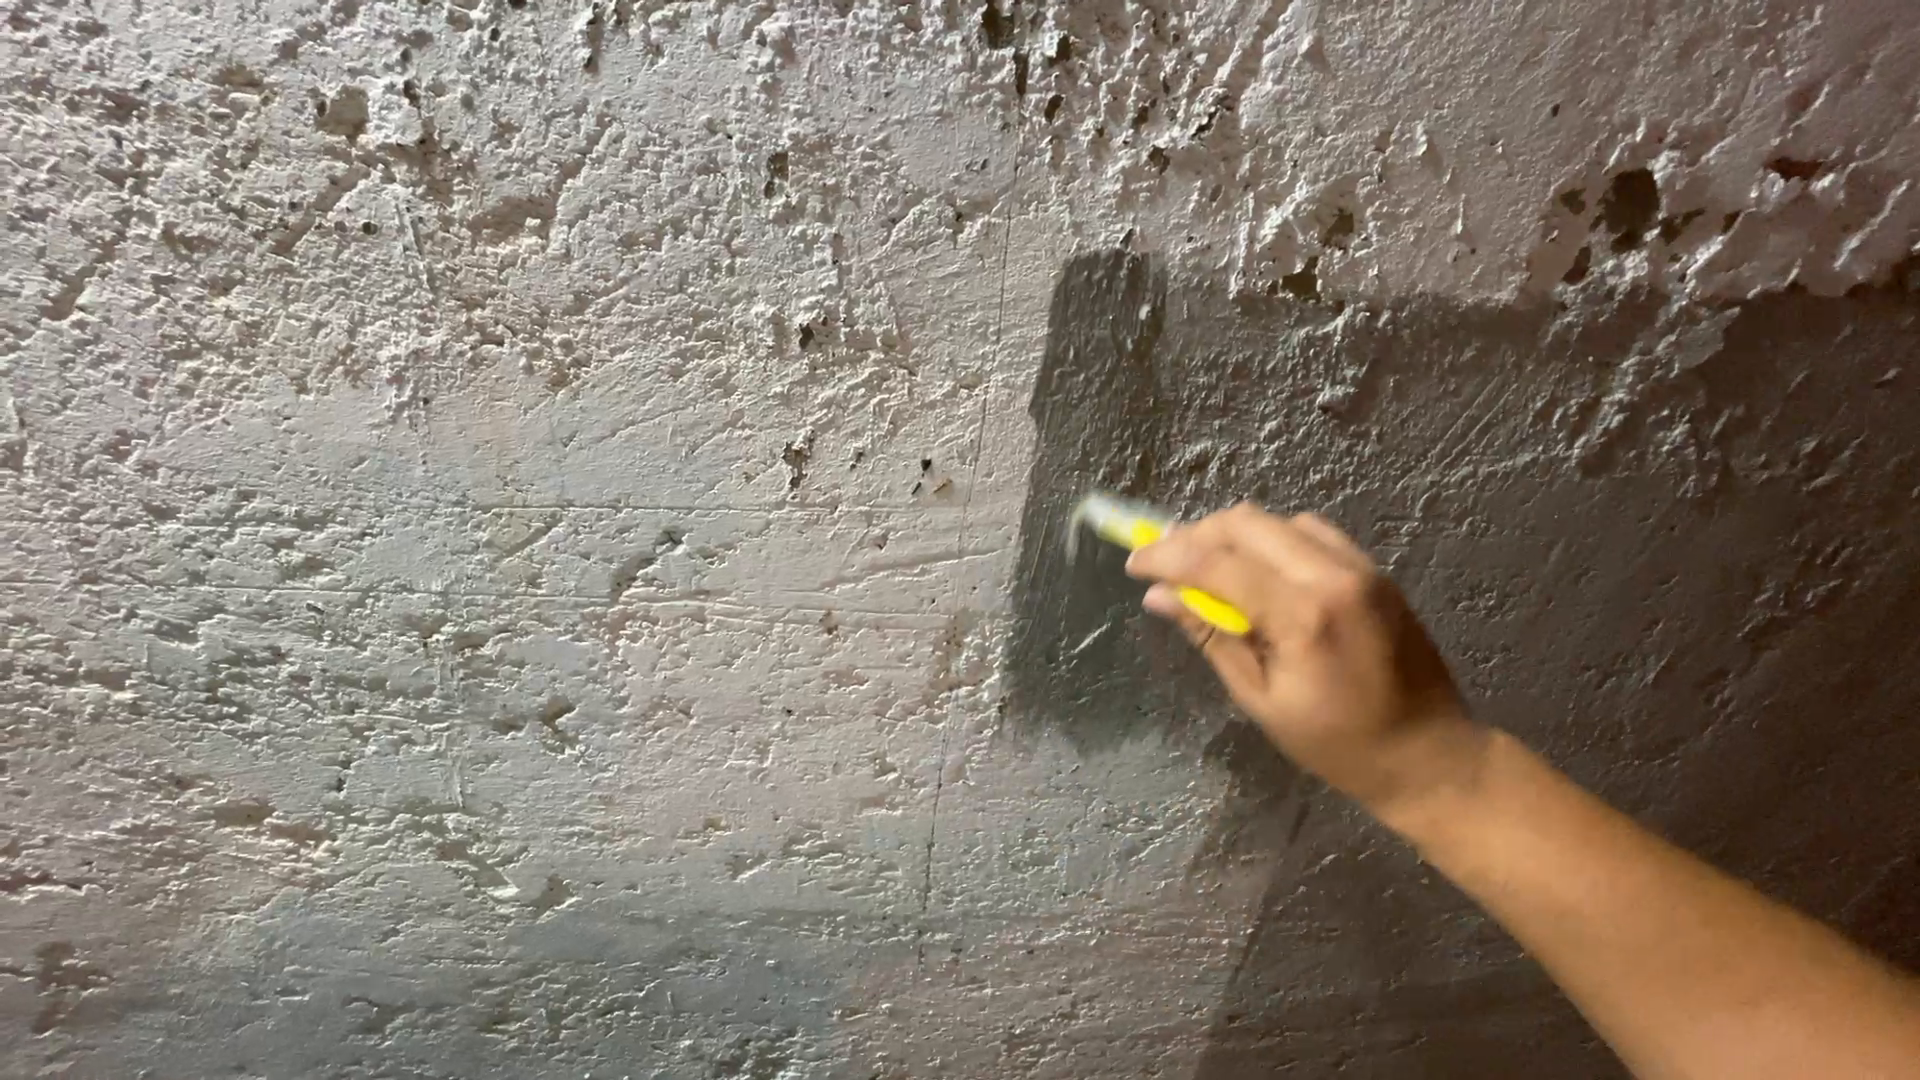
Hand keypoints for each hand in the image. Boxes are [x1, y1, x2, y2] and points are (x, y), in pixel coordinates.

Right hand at [1125, 503, 1487, 810]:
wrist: (1431, 755)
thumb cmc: (1336, 744)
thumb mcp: (1260, 698)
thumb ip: (1211, 636)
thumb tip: (1158, 596)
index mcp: (1304, 616)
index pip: (1217, 564)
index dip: (1166, 556)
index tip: (1134, 563)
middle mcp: (1334, 575)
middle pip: (1245, 523)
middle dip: (1194, 535)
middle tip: (1165, 562)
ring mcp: (1360, 567)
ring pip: (1277, 520)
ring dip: (1232, 535)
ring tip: (1206, 566)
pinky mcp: (1374, 570)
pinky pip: (1310, 532)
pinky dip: (1271, 540)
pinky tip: (1257, 570)